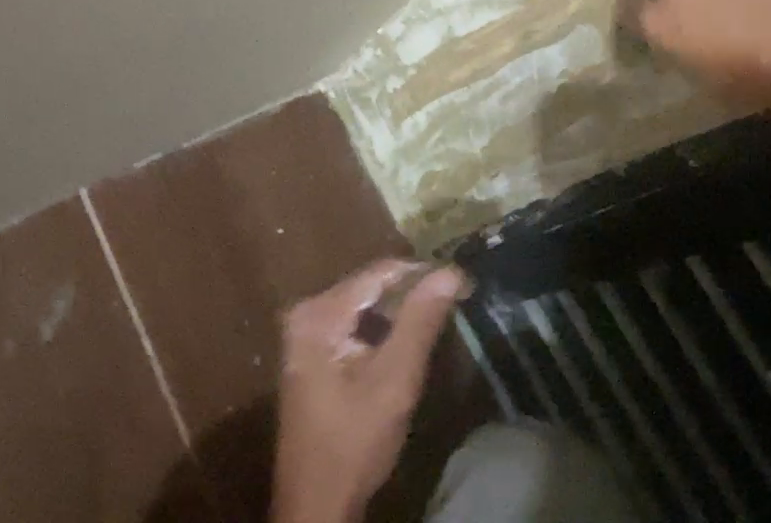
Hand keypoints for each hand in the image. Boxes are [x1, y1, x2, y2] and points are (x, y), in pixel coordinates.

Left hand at [272, 260, 467, 522]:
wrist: (316, 505)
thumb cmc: (355, 441)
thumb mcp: (395, 378)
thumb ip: (421, 321)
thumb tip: (450, 271)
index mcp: (319, 313)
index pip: (380, 272)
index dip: (424, 273)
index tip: (464, 280)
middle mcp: (306, 314)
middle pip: (371, 287)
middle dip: (413, 292)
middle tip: (456, 298)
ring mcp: (306, 336)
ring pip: (365, 307)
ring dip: (401, 312)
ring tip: (441, 315)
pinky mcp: (313, 356)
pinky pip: (355, 326)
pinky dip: (384, 330)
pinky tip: (409, 341)